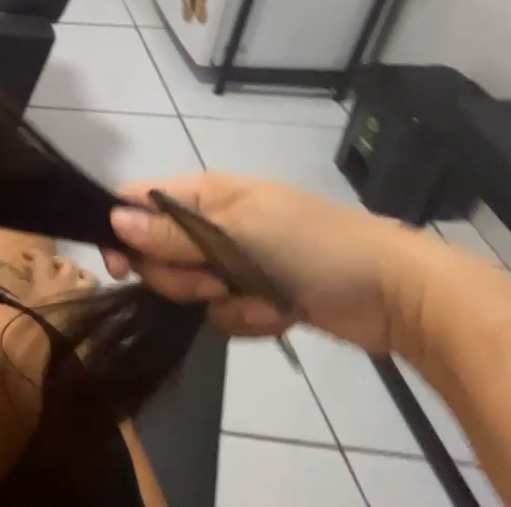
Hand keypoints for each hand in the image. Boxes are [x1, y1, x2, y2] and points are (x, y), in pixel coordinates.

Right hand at [102, 173, 432, 352]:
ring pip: (189, 288)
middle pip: (155, 253)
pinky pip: (223, 313)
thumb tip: (113, 220)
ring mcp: (234, 260)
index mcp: (203, 193)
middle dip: (182, 276)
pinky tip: (281, 313)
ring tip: (261, 297)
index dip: (121, 231)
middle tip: (217, 280)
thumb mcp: (236, 232)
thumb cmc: (313, 245)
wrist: (398, 293)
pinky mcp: (256, 295)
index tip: (123, 267)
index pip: (136, 202)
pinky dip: (248, 318)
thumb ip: (172, 232)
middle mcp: (210, 223)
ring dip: (221, 301)